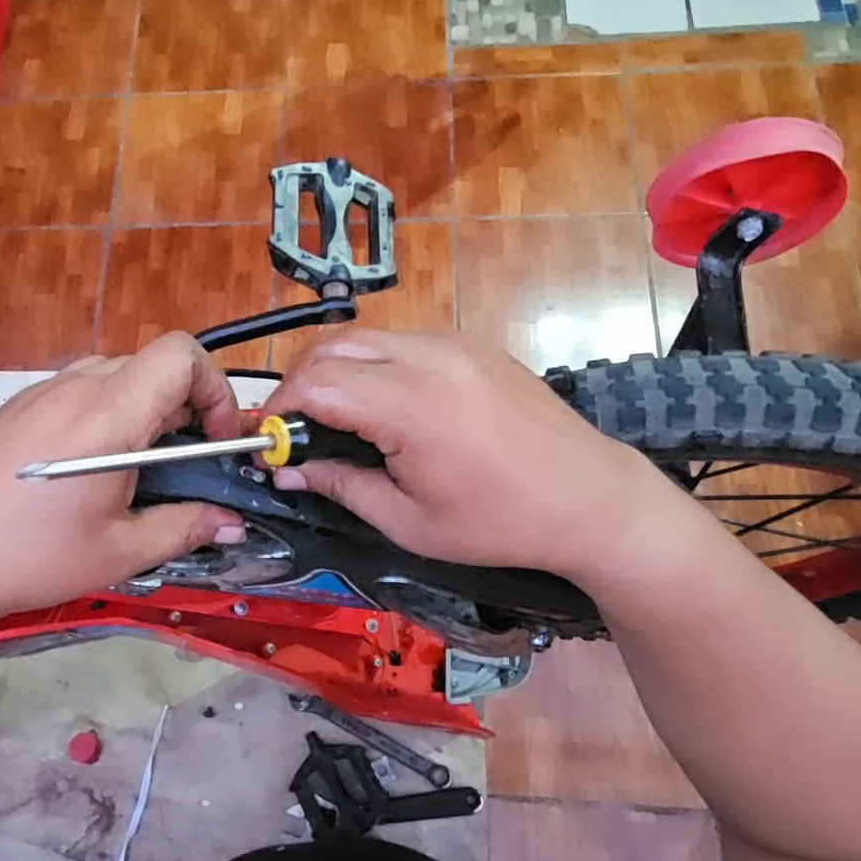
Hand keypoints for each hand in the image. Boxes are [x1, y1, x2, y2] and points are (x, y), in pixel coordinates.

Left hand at [0, 334, 246, 632]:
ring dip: (146, 411)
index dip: (215, 389)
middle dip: (185, 408)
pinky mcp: (17, 408)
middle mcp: (74, 388)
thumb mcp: (119, 552)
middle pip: (153, 365)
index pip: (181, 355)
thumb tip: (229, 522)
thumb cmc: (27, 557)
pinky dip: (107, 416)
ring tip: (137, 470)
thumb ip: (184, 528)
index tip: (216, 441)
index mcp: (108, 415)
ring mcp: (40, 393)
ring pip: (116, 376)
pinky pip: (80, 392)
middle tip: (183, 466)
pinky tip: (87, 470)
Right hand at [260, 329, 677, 575]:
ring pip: (365, 337)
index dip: (281, 409)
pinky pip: (401, 340)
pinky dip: (372, 364)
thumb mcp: (409, 522)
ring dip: (334, 370)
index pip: (317, 382)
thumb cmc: (498, 524)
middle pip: (332, 345)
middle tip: (294, 429)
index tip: (271, 442)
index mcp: (412, 405)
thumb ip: (341, 486)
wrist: (590, 497)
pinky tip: (382, 405)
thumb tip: (287, 470)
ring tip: (334, 418)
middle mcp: (429, 357)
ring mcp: (454, 342)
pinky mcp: (471, 343)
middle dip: (299, 382)